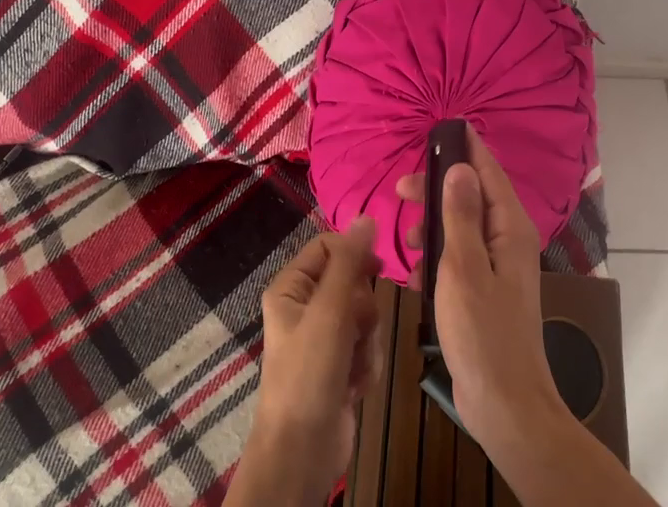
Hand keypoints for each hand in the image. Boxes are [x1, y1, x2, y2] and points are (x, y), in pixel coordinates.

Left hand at [229, 218, 381, 505]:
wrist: (303, 450)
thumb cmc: (309, 374)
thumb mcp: (331, 311)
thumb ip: (350, 263)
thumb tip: (366, 217)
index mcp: (291, 287)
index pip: (330, 246)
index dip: (355, 256)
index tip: (376, 272)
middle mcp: (306, 307)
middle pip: (354, 282)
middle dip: (363, 311)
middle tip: (353, 332)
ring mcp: (324, 337)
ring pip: (366, 315)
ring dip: (367, 342)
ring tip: (352, 366)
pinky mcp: (341, 363)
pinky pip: (368, 345)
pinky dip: (367, 364)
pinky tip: (355, 385)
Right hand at [396, 127, 571, 455]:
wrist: (504, 401)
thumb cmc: (482, 332)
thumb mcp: (463, 267)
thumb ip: (461, 214)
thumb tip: (461, 166)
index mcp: (510, 228)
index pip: (488, 172)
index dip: (465, 149)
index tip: (440, 130)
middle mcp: (508, 240)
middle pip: (472, 196)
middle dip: (437, 190)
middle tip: (401, 191)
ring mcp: (498, 266)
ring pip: (462, 227)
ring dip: (434, 227)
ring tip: (408, 241)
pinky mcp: (486, 289)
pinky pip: (459, 257)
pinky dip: (437, 258)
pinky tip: (417, 274)